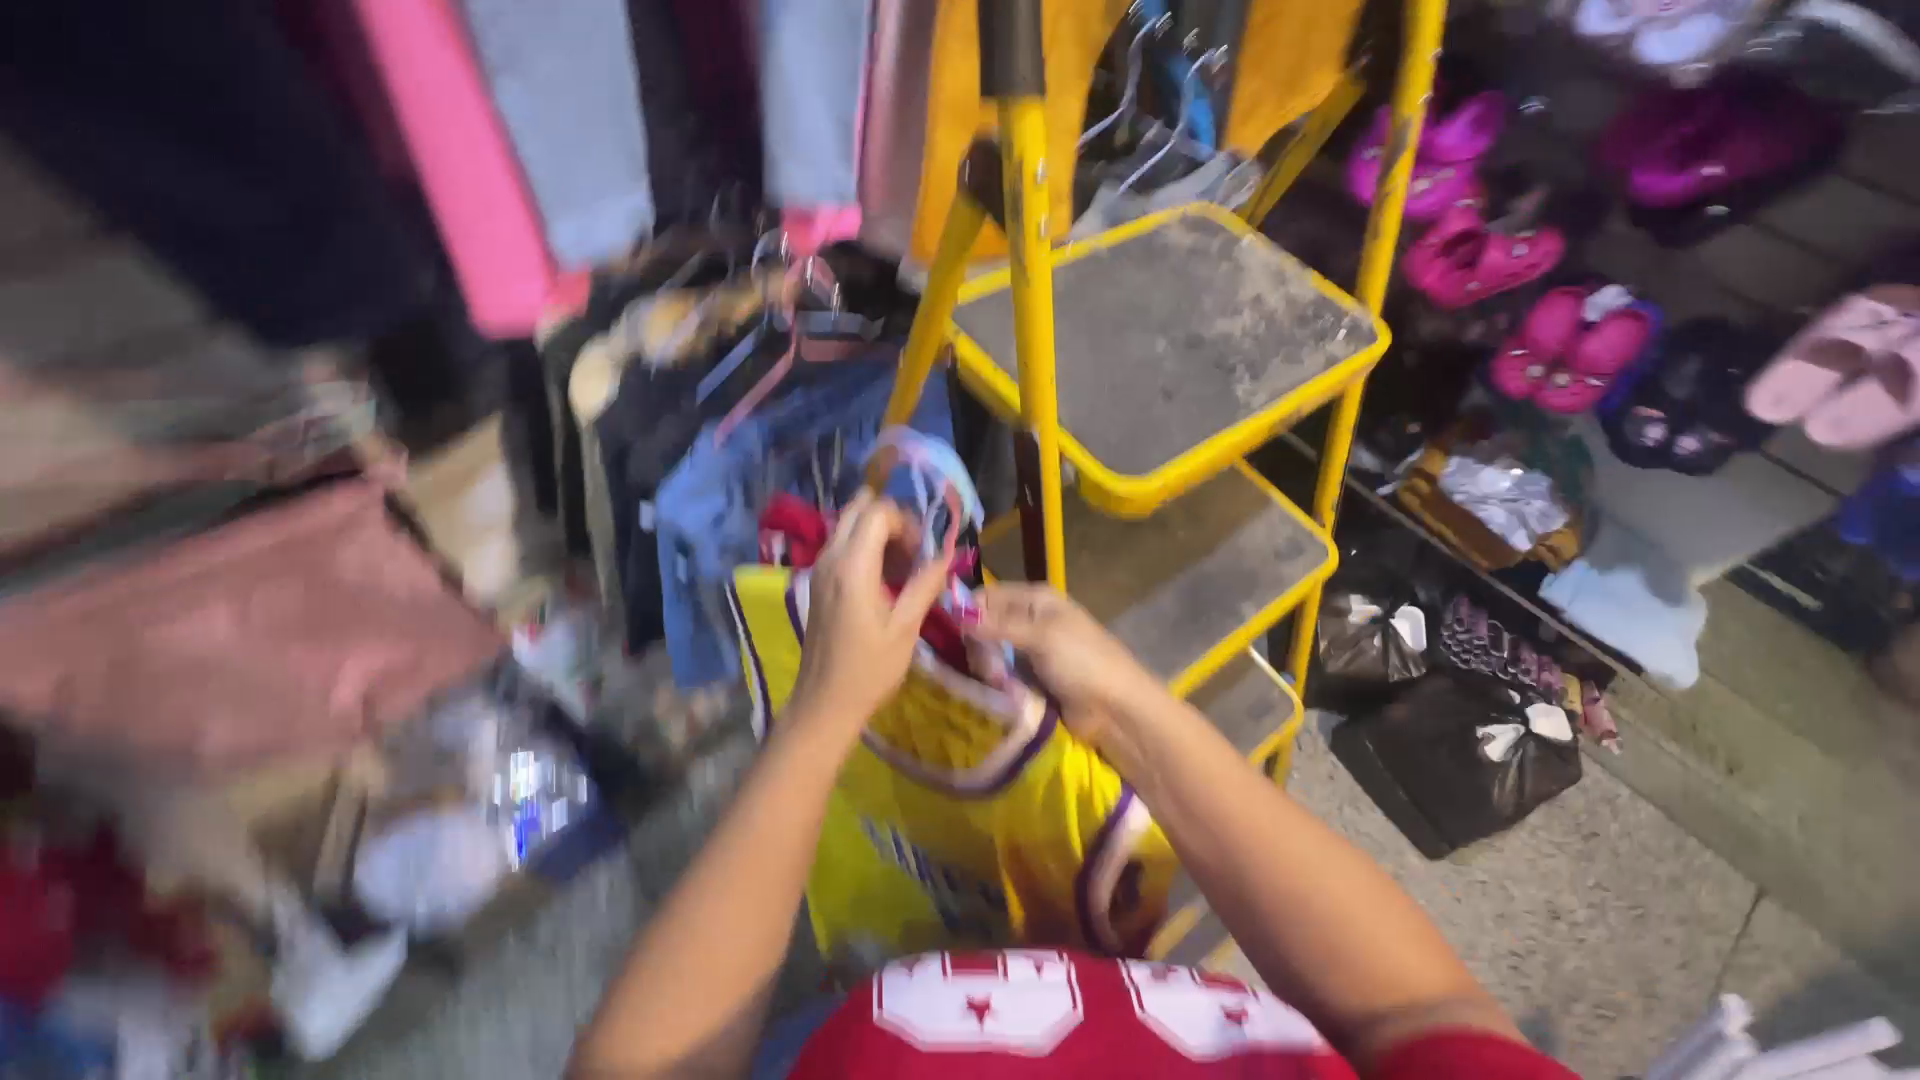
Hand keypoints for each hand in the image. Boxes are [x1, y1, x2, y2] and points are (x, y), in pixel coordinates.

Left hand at [788, 491, 947, 732]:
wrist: (824, 702)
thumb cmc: (869, 670)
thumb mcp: (906, 628)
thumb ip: (925, 584)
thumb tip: (945, 555)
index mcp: (851, 567)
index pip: (878, 511)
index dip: (907, 523)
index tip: (923, 553)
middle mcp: (829, 558)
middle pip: (859, 509)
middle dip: (892, 521)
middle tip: (913, 553)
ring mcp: (819, 569)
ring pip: (848, 526)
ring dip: (878, 534)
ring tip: (903, 568)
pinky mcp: (818, 582)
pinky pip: (842, 546)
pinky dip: (865, 549)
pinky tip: (885, 580)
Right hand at [969, 583, 1159, 743]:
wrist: (1115, 708)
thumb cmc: (1083, 662)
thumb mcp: (1041, 637)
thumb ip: (998, 626)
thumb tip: (957, 616)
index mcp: (1036, 600)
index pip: (988, 595)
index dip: (968, 610)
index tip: (952, 633)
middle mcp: (1029, 620)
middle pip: (986, 625)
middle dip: (978, 644)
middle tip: (982, 666)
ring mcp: (1029, 651)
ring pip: (990, 653)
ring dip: (986, 667)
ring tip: (992, 682)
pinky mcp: (1030, 679)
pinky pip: (1001, 675)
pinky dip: (995, 683)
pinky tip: (993, 691)